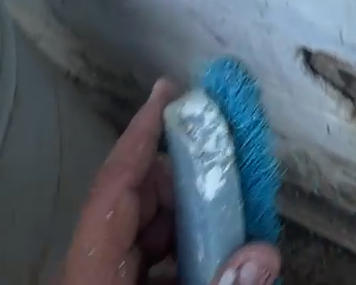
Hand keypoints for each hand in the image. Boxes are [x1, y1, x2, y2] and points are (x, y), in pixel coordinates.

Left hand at [60, 78, 282, 284]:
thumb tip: (267, 251)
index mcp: (90, 274)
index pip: (112, 187)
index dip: (141, 134)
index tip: (168, 89)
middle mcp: (88, 271)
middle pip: (133, 202)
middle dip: (182, 180)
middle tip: (228, 167)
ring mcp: (100, 282)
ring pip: (143, 231)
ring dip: (187, 218)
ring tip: (233, 215)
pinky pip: (145, 260)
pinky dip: (181, 251)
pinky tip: (216, 259)